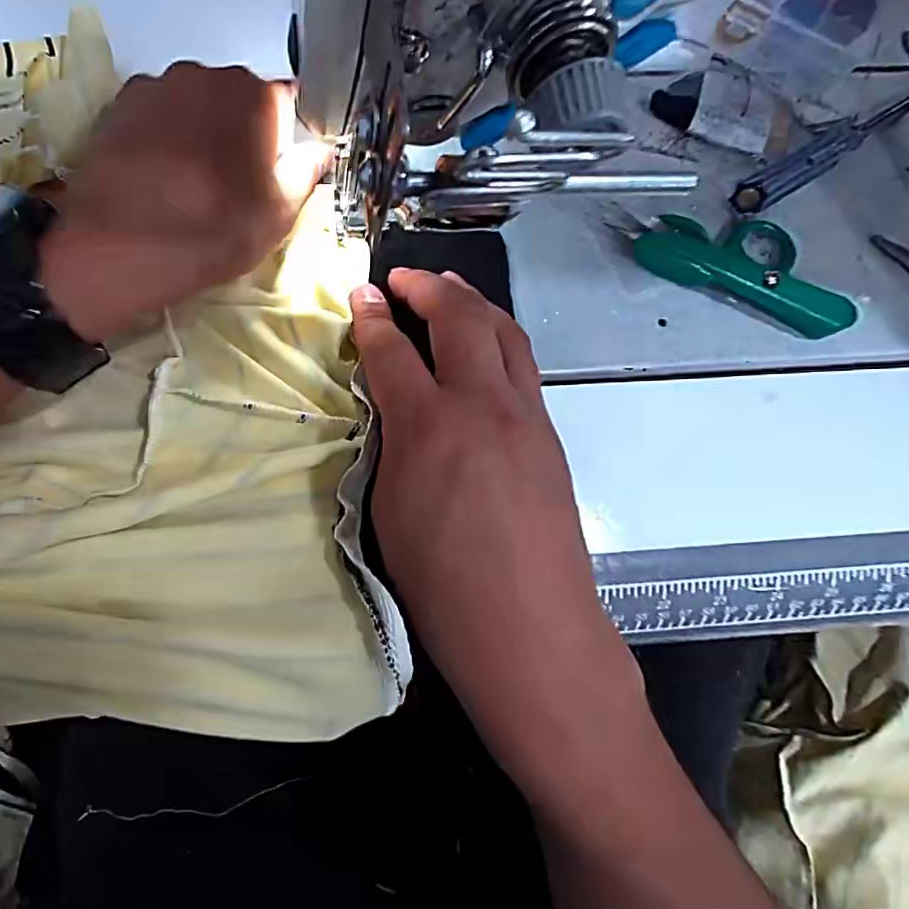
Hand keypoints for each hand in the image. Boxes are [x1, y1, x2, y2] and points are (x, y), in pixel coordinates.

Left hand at [41, 62, 332, 341]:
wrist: (117, 247)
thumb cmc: (209, 233)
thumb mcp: (277, 216)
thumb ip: (306, 172)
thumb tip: (318, 150)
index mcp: (257, 96)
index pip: (289, 106)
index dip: (286, 141)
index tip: (276, 173)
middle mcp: (208, 76)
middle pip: (239, 100)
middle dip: (242, 133)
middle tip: (233, 184)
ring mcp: (158, 86)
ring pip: (196, 106)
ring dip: (201, 133)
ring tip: (191, 184)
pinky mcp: (119, 105)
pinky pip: (158, 115)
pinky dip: (164, 137)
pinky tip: (159, 177)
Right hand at [350, 270, 626, 780]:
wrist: (530, 630)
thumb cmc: (443, 586)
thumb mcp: (391, 512)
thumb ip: (392, 447)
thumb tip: (395, 408)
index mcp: (430, 429)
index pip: (393, 352)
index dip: (371, 319)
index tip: (359, 296)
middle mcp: (482, 407)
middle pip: (459, 319)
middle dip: (428, 288)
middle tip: (403, 278)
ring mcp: (526, 417)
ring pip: (504, 333)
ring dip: (472, 302)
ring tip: (448, 291)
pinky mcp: (549, 436)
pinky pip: (524, 366)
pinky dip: (498, 338)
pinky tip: (483, 348)